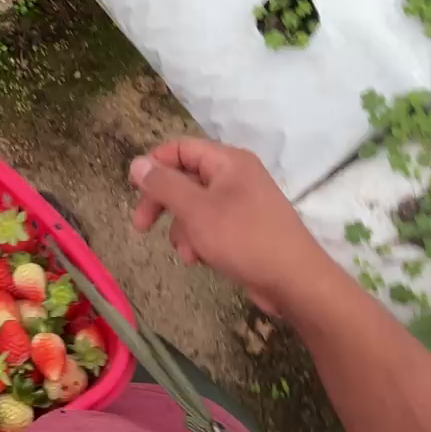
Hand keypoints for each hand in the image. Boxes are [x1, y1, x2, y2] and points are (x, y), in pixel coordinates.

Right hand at [129, 139, 346, 315]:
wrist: (296, 282)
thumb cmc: (244, 239)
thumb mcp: (195, 210)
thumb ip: (164, 184)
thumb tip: (136, 163)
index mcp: (228, 161)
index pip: (180, 149)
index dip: (154, 165)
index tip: (134, 190)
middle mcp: (236, 175)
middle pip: (184, 178)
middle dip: (163, 203)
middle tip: (141, 226)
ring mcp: (243, 201)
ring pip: (194, 205)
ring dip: (182, 228)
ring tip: (186, 252)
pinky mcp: (246, 226)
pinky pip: (211, 223)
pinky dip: (200, 238)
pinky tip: (200, 259)